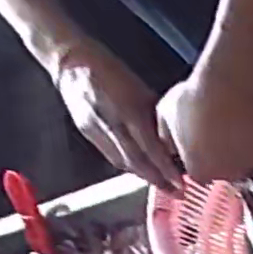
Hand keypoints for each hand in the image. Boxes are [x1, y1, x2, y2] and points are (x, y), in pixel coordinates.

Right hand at [49, 37, 182, 189]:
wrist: (71, 60)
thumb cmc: (114, 73)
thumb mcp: (142, 92)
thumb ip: (156, 120)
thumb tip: (176, 144)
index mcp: (127, 108)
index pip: (150, 148)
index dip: (166, 169)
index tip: (181, 183)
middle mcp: (110, 121)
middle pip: (136, 160)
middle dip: (158, 180)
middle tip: (177, 192)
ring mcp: (95, 128)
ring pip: (123, 162)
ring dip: (145, 177)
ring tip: (165, 187)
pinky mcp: (86, 132)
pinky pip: (111, 156)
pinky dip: (130, 168)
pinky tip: (144, 173)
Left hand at [155, 64, 252, 183]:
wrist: (229, 88)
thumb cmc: (193, 100)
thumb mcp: (165, 116)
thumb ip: (166, 139)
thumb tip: (170, 149)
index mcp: (197, 170)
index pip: (195, 171)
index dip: (194, 157)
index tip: (194, 141)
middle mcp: (222, 176)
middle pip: (217, 172)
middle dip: (213, 158)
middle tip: (212, 134)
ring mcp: (243, 168)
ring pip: (235, 166)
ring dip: (230, 154)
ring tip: (226, 130)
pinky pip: (250, 157)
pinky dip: (246, 148)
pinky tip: (240, 130)